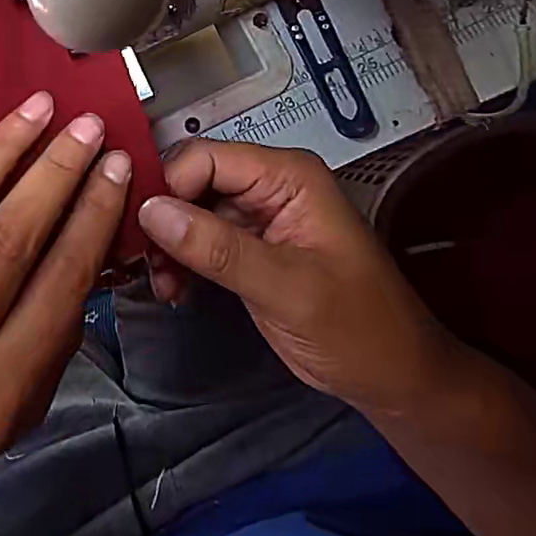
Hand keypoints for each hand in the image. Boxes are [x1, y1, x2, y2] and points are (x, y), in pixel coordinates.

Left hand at [0, 91, 129, 498]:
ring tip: (36, 108)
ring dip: (1, 147)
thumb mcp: (43, 378)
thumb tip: (90, 205)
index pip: (60, 279)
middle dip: (55, 171)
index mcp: (0, 384)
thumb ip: (66, 301)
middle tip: (85, 127)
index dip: (94, 212)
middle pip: (8, 237)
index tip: (116, 165)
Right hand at [137, 140, 455, 417]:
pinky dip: (180, 259)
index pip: (206, 157)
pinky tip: (174, 287)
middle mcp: (268, 184)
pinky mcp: (247, 244)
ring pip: (188, 209)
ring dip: (168, 243)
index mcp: (287, 175)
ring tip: (162, 283)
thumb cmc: (359, 328)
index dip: (169, 187)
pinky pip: (198, 236)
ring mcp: (256, 214)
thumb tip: (151, 211)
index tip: (141, 230)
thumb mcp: (287, 288)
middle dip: (163, 217)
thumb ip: (217, 247)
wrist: (394, 378)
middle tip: (144, 261)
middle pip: (192, 179)